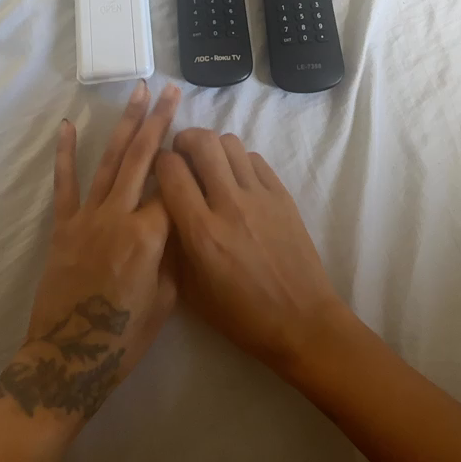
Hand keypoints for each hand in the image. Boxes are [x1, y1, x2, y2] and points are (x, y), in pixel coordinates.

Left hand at [0, 85, 178, 461]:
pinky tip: (68, 125)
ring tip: (138, 93)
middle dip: (161, 122)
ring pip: (112, 161)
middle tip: (173, 91)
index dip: (186, 173)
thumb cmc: (123, 338)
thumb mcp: (167, 299)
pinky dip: (66, 153)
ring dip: (126, 124)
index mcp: (149, 236)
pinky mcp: (63, 227)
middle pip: (145, 159)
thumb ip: (175, 253)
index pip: (174, 191)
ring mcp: (88, 218)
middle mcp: (119, 217)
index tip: (198, 154)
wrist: (67, 362)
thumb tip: (180, 221)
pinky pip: (65, 184)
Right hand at [156, 129, 351, 373]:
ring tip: (210, 165)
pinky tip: (237, 180)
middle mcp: (230, 205)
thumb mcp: (191, 291)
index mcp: (202, 232)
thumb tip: (162, 210)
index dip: (160, 162)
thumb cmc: (241, 316)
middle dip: (185, 140)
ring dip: (213, 147)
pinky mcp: (282, 195)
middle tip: (182, 154)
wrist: (300, 320)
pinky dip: (239, 161)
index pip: (172, 171)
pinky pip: (255, 159)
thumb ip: (173, 245)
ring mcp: (260, 196)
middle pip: (202, 143)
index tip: (160, 170)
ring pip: (230, 143)